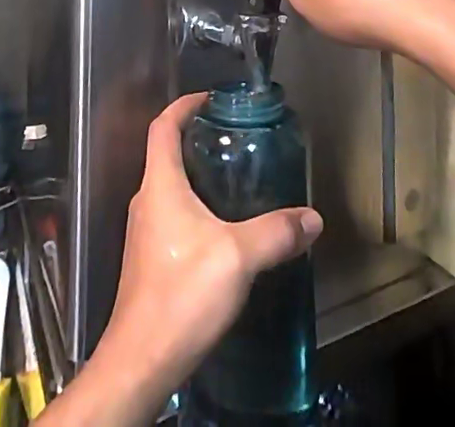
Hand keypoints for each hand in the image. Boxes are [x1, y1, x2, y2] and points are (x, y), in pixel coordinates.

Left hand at [91, 95, 322, 406]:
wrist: (143, 355)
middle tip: (233, 137)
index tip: (208, 98)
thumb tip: (311, 218)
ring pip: (169, 186)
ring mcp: (144, 229)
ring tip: (235, 178)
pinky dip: (195, 205)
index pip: (162, 127)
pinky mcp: (149, 256)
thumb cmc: (182, 293)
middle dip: (196, 139)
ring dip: (196, 174)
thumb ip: (275, 233)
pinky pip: (172, 214)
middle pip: (165, 153)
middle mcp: (146, 199)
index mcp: (159, 185)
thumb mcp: (238, 257)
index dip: (182, 106)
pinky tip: (223, 227)